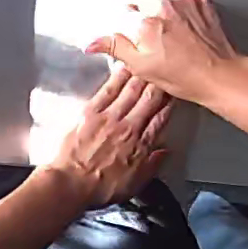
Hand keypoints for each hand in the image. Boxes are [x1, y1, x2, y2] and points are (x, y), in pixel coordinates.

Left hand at [40, 66, 173, 207]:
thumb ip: (152, 165)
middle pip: (150, 100)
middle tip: (166, 69)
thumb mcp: (135, 183)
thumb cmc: (101, 187)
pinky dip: (118, 76)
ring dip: (143, 75)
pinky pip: (108, 90)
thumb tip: (166, 150)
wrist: (70, 184)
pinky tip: (125, 65)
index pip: (161, 118)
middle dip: (161, 83)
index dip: (170, 103)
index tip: (176, 92)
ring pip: (132, 90)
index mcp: (141, 145)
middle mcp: (129, 127)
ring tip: (150, 61)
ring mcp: (110, 118)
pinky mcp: (91, 112)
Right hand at [87, 0, 246, 104]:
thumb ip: (115, 48)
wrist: (220, 74)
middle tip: (132, 11)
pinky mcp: (201, 0)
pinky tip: (175, 16)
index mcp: (147, 20)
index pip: (122, 3)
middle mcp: (165, 4)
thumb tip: (89, 43)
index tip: (116, 12)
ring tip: (154, 14)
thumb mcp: (141, 66)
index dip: (117, 8)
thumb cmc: (181, 74)